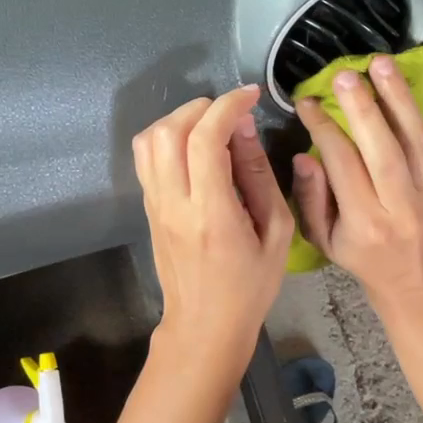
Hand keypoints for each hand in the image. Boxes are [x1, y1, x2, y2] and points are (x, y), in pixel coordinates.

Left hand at [132, 85, 294, 364]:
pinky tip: (192, 144)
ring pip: (149, 141)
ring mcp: (155, 204)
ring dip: (178, 118)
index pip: (205, 139)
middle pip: (169, 131)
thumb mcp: (276, 234)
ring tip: (210, 124)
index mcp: (211, 212)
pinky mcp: (147, 207)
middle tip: (231, 109)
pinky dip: (165, 137)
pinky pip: (145, 158)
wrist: (203, 326)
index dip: (227, 106)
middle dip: (201, 107)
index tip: (250, 95)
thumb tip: (244, 129)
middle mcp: (174, 202)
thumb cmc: (249, 287)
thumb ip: (260, 177)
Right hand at [292, 55, 422, 309]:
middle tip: (344, 75)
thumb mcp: (324, 240)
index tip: (308, 102)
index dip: (324, 129)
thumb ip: (312, 198)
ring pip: (413, 139)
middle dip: (363, 108)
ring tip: (380, 63)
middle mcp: (399, 205)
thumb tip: (303, 155)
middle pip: (382, 149)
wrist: (420, 285)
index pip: (343, 165)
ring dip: (397, 97)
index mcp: (365, 222)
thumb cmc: (362, 261)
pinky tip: (397, 85)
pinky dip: (410, 111)